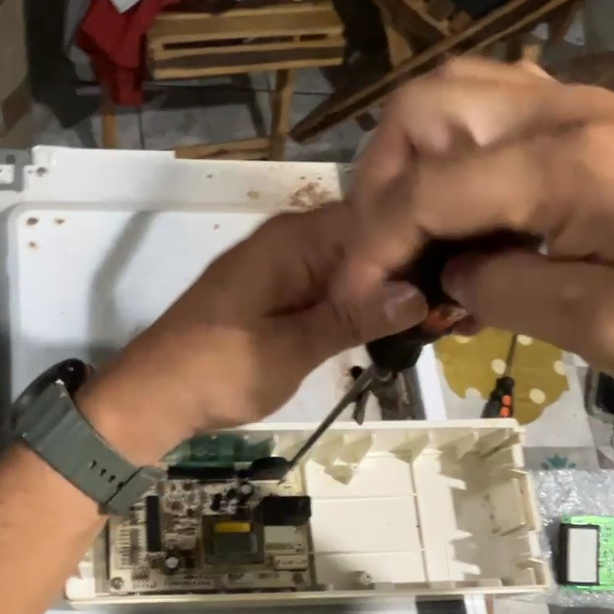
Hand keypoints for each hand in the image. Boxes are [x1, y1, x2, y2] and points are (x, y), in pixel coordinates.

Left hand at [81, 205, 427, 463]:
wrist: (152, 396)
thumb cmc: (218, 369)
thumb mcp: (291, 347)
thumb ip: (353, 318)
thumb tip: (418, 291)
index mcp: (292, 238)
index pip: (374, 216)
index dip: (417, 239)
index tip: (461, 270)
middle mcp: (288, 240)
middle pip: (363, 240)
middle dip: (405, 268)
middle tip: (455, 303)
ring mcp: (279, 267)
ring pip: (346, 267)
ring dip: (382, 291)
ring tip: (436, 316)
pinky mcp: (273, 295)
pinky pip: (324, 289)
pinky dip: (352, 306)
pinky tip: (388, 327)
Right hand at [341, 58, 613, 382]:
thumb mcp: (601, 325)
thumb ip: (502, 293)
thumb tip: (446, 276)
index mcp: (564, 164)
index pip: (426, 192)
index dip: (372, 248)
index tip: (351, 300)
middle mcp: (562, 114)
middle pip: (425, 108)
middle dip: (381, 183)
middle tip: (387, 254)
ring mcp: (580, 108)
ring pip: (456, 96)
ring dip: (414, 162)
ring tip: (418, 235)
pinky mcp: (593, 124)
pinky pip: (495, 114)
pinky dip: (455, 159)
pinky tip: (469, 220)